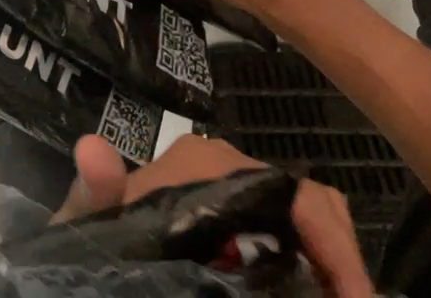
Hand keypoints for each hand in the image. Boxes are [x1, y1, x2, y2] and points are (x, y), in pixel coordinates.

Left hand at [56, 134, 371, 297]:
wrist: (87, 234)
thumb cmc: (96, 230)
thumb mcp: (94, 222)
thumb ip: (96, 192)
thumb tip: (90, 148)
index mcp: (208, 164)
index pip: (295, 193)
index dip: (334, 245)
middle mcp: (231, 167)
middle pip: (313, 206)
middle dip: (344, 261)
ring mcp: (238, 190)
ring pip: (310, 219)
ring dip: (333, 265)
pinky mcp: (238, 213)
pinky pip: (293, 232)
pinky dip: (316, 263)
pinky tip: (319, 295)